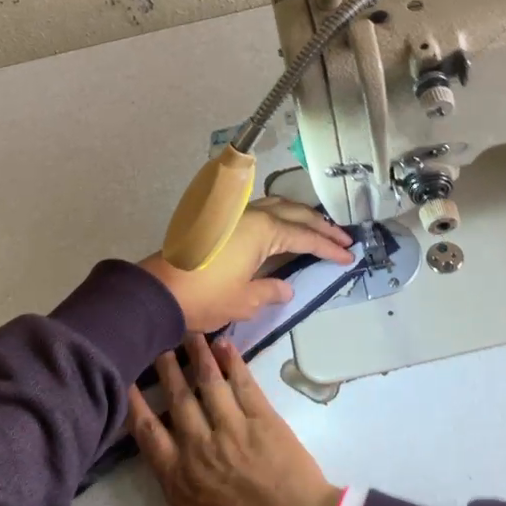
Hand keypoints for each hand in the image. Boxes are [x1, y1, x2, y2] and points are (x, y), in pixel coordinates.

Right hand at [99, 335, 340, 505]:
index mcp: (180, 483)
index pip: (148, 436)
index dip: (134, 406)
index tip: (124, 380)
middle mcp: (201, 449)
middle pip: (177, 401)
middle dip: (165, 370)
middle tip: (156, 341)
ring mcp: (235, 430)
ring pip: (208, 386)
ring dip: (196, 358)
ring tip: (188, 332)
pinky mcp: (266, 422)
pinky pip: (245, 385)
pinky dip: (234, 363)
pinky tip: (226, 346)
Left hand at [139, 197, 353, 333]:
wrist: (156, 293)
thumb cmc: (204, 297)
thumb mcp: (243, 300)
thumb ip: (270, 291)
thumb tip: (285, 287)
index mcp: (263, 230)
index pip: (306, 237)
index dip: (329, 247)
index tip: (349, 255)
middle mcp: (250, 215)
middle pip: (294, 213)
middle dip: (320, 226)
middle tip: (343, 238)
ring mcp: (231, 214)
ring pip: (275, 205)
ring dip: (298, 216)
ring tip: (316, 228)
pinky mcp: (216, 221)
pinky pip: (256, 211)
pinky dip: (276, 216)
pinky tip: (280, 228)